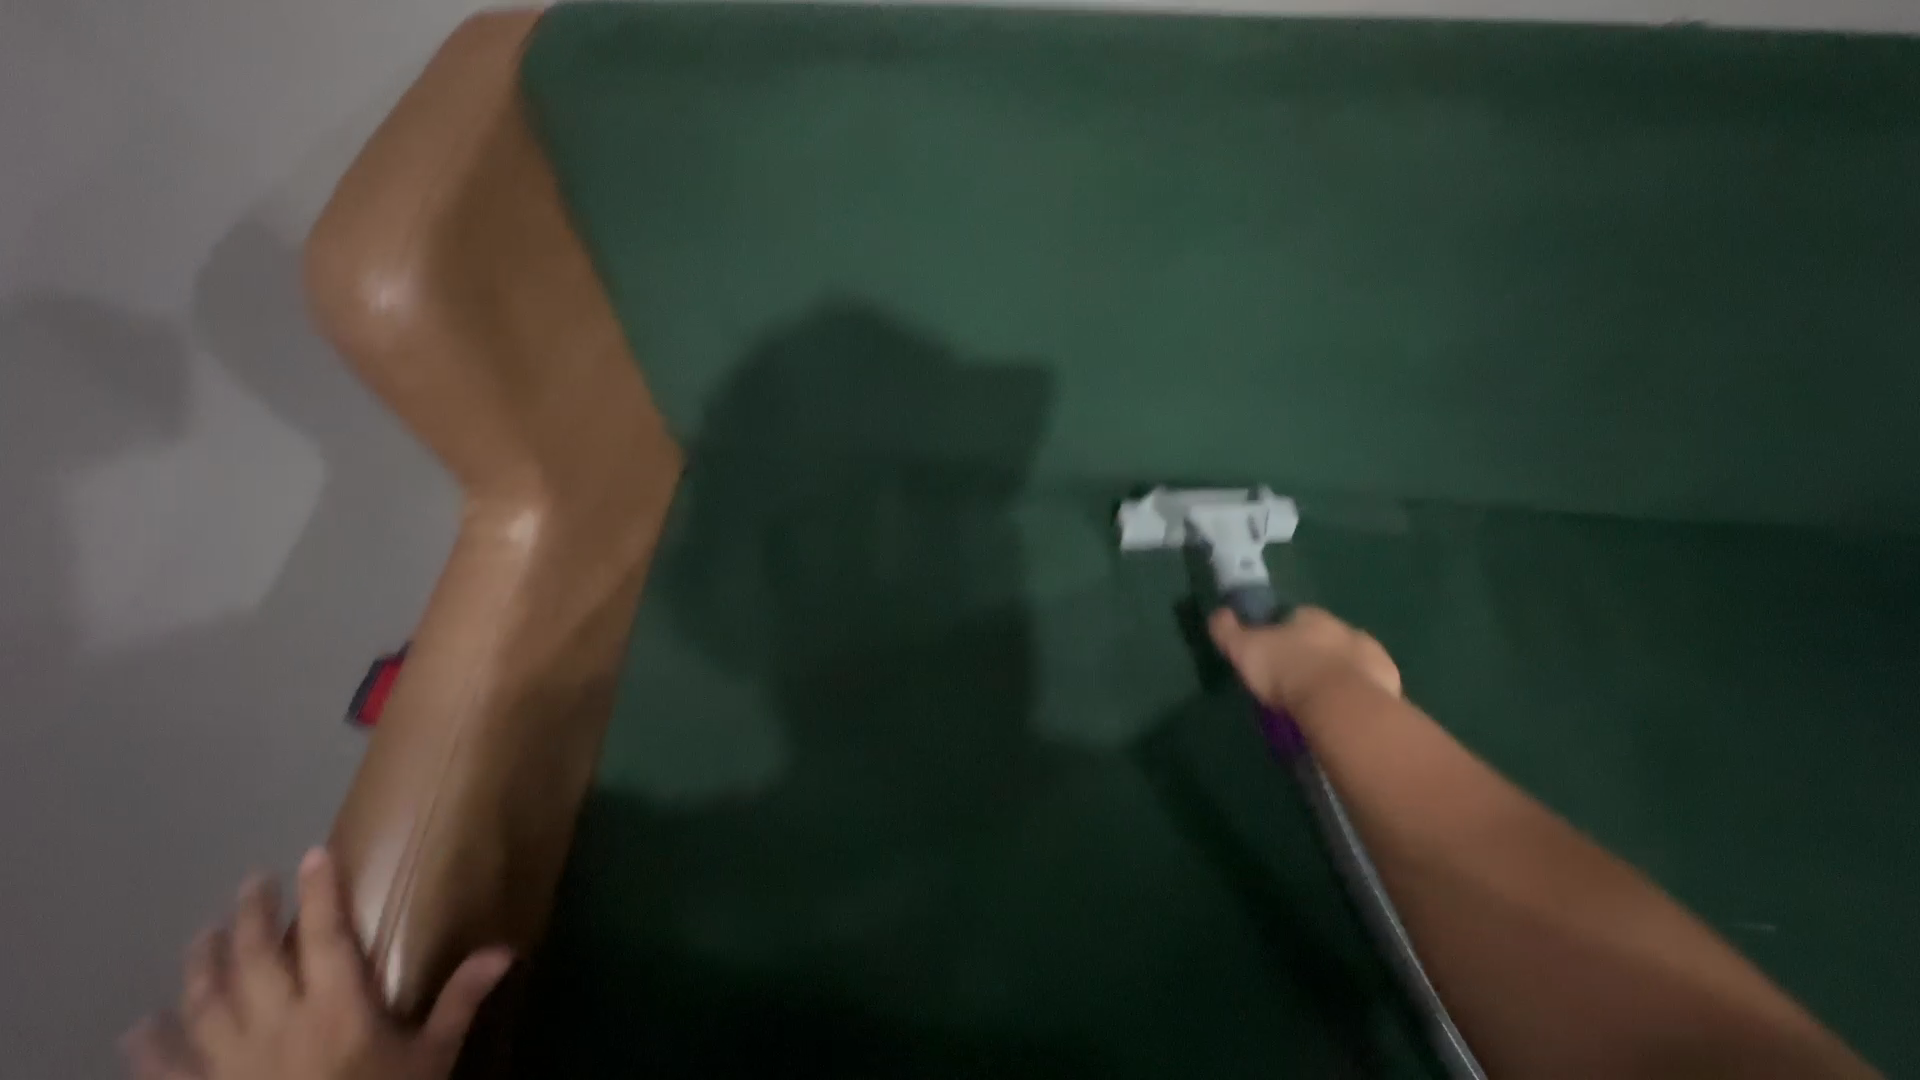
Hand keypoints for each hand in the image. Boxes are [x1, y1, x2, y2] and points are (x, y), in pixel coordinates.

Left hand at [123, 849, 511, 1079]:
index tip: (313, 854)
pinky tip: (137, 1028)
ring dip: (200, 964)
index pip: (323, 936)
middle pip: (254, 960)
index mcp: (337, 1008)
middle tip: (250, 883)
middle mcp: (277, 1025)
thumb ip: (460, 1001)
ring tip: (202, 934)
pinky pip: (165, 1070)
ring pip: (204, 1003)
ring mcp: (230, 1065)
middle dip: (250, 917)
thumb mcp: (432, 1057)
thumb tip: (505, 949)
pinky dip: (148, 1046)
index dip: (318, 893)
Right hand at [1208, 605, 1401, 707]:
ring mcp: (1370, 654)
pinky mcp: (1389, 681)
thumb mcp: (1243, 649)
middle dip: (1313, 652)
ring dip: (1338, 672)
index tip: (1274, 651)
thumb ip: (1228, 631)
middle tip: (1297, 679)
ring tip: (1321, 700)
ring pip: (1350, 659)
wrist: (1340, 701)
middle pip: (1325, 637)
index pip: (1294, 617)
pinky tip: (1344, 711)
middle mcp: (1343, 628)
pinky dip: (1358, 693)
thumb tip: (1218, 613)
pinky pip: (1369, 684)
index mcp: (1309, 616)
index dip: (1283, 632)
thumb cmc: (1286, 670)